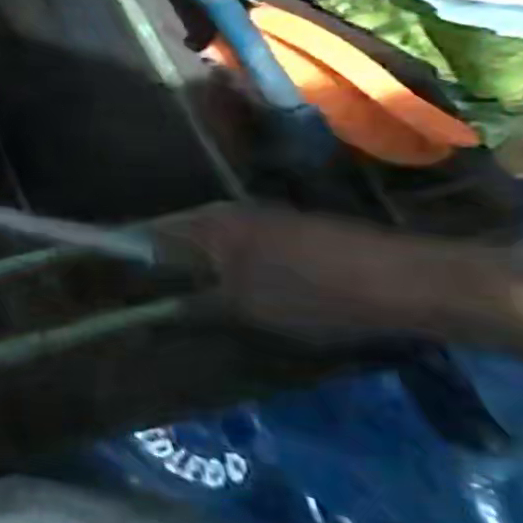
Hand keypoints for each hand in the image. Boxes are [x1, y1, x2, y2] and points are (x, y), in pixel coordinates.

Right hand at [152, 203, 500, 340]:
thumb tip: (149, 310)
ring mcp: (263, 219)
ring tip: (178, 299)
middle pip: (175, 235)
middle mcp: (229, 212)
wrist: (418, 283)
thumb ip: (194, 304)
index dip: (123, 255)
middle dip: (156, 264)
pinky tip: (229, 295)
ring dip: (190, 268)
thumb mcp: (248, 309)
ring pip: (207, 242)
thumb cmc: (322, 294)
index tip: (104, 280)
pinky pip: (238, 249)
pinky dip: (223, 269)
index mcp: (210, 223)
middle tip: (139, 297)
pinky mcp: (291, 233)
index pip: (148, 233)